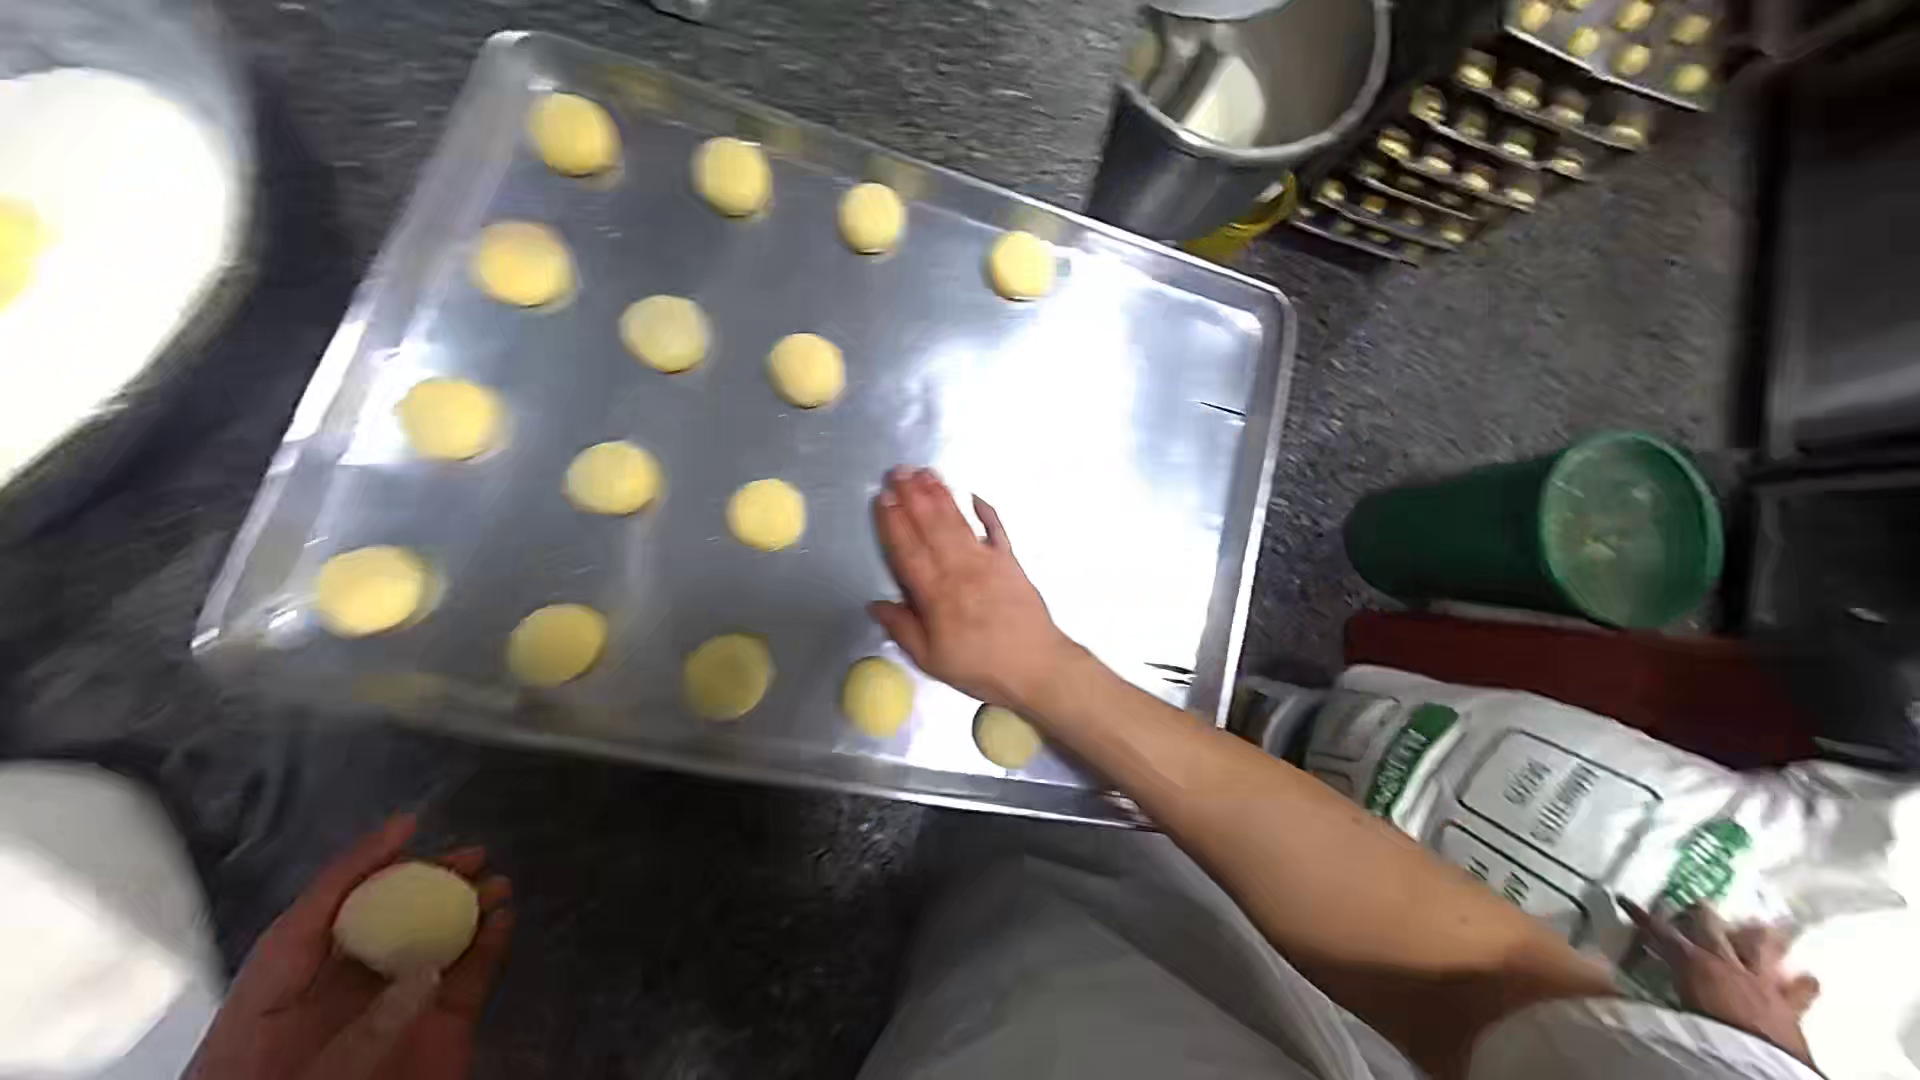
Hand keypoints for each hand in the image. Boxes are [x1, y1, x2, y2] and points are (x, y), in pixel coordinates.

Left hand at [191, 814, 512, 1079]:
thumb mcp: (283, 1039)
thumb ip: (344, 987)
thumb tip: (416, 946)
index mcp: (281, 1001)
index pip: (318, 918)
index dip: (359, 866)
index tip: (407, 826)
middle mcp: (340, 999)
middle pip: (388, 921)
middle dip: (429, 880)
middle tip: (470, 854)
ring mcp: (396, 1014)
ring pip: (437, 942)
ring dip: (469, 906)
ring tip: (496, 883)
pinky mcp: (442, 1029)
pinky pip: (473, 977)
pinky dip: (494, 943)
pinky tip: (506, 918)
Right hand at [869, 466, 1079, 711]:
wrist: (1036, 666)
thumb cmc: (980, 666)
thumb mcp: (931, 659)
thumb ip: (902, 628)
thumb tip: (874, 604)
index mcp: (935, 593)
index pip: (908, 550)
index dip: (893, 522)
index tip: (883, 497)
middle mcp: (959, 569)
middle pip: (931, 526)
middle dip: (913, 496)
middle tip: (898, 470)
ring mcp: (987, 561)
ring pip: (958, 521)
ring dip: (940, 495)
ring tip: (925, 473)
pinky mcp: (1010, 562)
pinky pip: (997, 530)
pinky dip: (987, 511)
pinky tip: (975, 495)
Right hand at [1625, 900, 1819, 1069]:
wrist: (1753, 1056)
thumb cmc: (1700, 1025)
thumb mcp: (1661, 1002)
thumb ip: (1636, 985)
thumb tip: (1596, 974)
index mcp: (1691, 960)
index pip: (1657, 930)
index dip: (1640, 914)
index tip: (1623, 899)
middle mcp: (1724, 963)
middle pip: (1712, 932)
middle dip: (1704, 916)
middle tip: (1702, 899)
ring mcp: (1760, 983)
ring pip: (1761, 953)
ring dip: (1761, 939)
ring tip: (1765, 924)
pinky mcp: (1788, 1007)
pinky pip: (1798, 992)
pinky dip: (1803, 983)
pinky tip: (1810, 976)